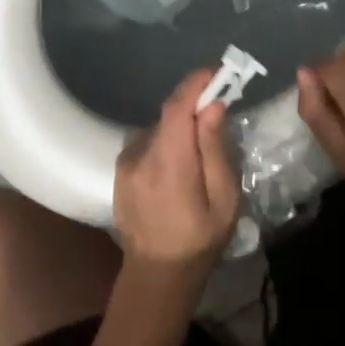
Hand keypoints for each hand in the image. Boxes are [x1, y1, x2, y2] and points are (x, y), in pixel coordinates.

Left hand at [112, 69, 240, 273]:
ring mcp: (125, 163)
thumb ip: (216, 150)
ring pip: (159, 126)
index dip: (195, 84)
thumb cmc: (200, 239)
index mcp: (169, 165)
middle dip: (194, 103)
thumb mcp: (224, 200)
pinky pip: (148, 140)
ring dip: (180, 124)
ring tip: (200, 142)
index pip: (177, 108)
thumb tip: (213, 106)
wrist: (158, 274)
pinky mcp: (120, 168)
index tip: (217, 71)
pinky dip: (166, 138)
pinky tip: (179, 160)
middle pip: (168, 113)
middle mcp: (140, 157)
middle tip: (219, 103)